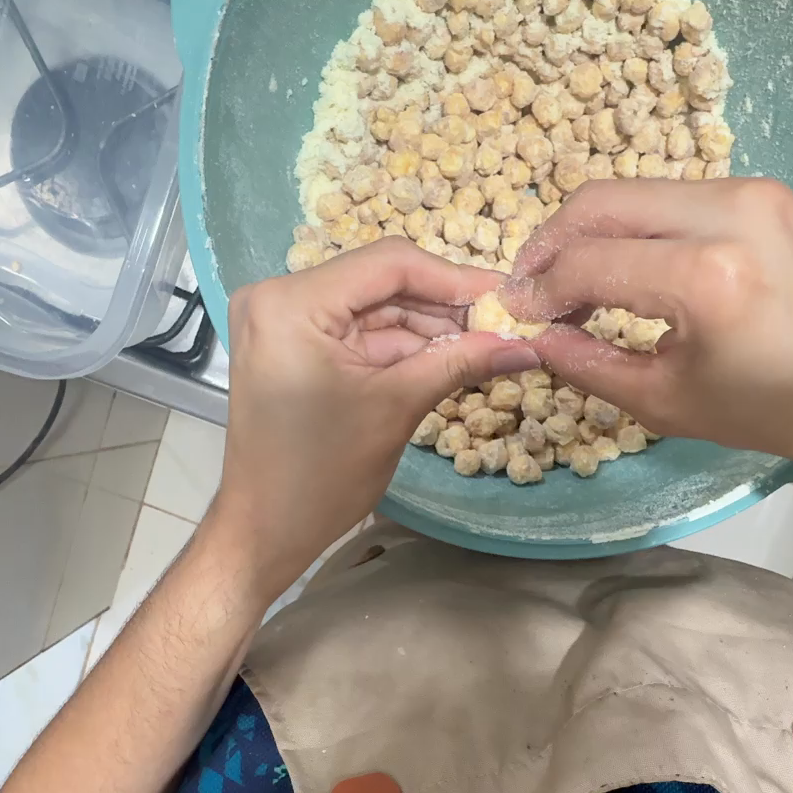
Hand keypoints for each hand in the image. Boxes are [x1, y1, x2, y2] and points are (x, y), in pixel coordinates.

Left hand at [208, 237, 540, 598]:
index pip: (388, 264)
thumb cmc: (323, 475)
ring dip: (427, 329)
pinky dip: (400, 348)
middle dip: (443, 308)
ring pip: (374, 310)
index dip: (454, 279)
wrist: (267, 529)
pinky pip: (358, 335)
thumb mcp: (396, 408)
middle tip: (503, 326)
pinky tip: (448, 357)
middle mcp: (279, 297)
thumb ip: (460, 361)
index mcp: (292, 303)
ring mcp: (284, 323)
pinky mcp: (293, 348)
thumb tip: (525, 344)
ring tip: (485, 345)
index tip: (505, 297)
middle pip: (381, 284)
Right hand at [498, 179, 792, 476]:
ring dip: (588, 233)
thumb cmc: (768, 411)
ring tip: (569, 284)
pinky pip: (669, 198)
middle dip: (551, 244)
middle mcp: (728, 214)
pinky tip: (620, 270)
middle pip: (601, 202)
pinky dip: (630, 229)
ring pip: (632, 193)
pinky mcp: (761, 194)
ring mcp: (750, 193)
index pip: (588, 262)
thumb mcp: (665, 403)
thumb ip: (588, 366)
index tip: (515, 313)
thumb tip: (536, 339)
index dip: (539, 289)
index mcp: (705, 277)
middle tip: (530, 288)